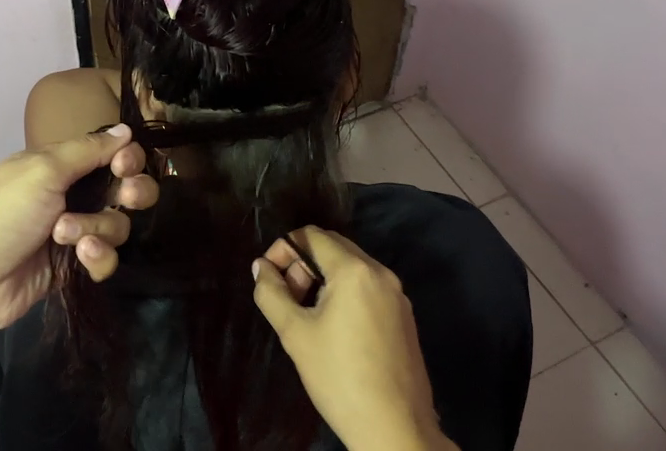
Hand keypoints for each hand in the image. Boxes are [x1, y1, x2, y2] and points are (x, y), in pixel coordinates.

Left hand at [0, 124, 158, 331]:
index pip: (110, 153)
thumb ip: (88, 149)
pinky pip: (106, 258)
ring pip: (117, 224)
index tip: (125, 165)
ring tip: (66, 236)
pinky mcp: (74, 267)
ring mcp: (74, 232)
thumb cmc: (2, 213)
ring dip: (99, 227)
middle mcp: (72, 193)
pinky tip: (80, 258)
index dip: (126, 157)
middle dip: (132, 191)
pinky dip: (99, 258)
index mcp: (62, 164)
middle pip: (124, 188)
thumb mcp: (42, 171)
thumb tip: (126, 128)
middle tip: (126, 196)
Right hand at [252, 227, 452, 450]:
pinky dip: (345, 293)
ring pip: (351, 268)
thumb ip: (272, 294)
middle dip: (303, 264)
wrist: (395, 430)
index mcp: (355, 270)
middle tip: (288, 299)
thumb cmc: (340, 378)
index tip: (270, 278)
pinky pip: (368, 288)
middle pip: (333, 247)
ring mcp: (397, 295)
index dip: (284, 249)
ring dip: (323, 279)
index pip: (312, 235)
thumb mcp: (295, 335)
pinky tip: (334, 328)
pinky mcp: (404, 316)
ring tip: (308, 316)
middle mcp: (381, 273)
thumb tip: (260, 267)